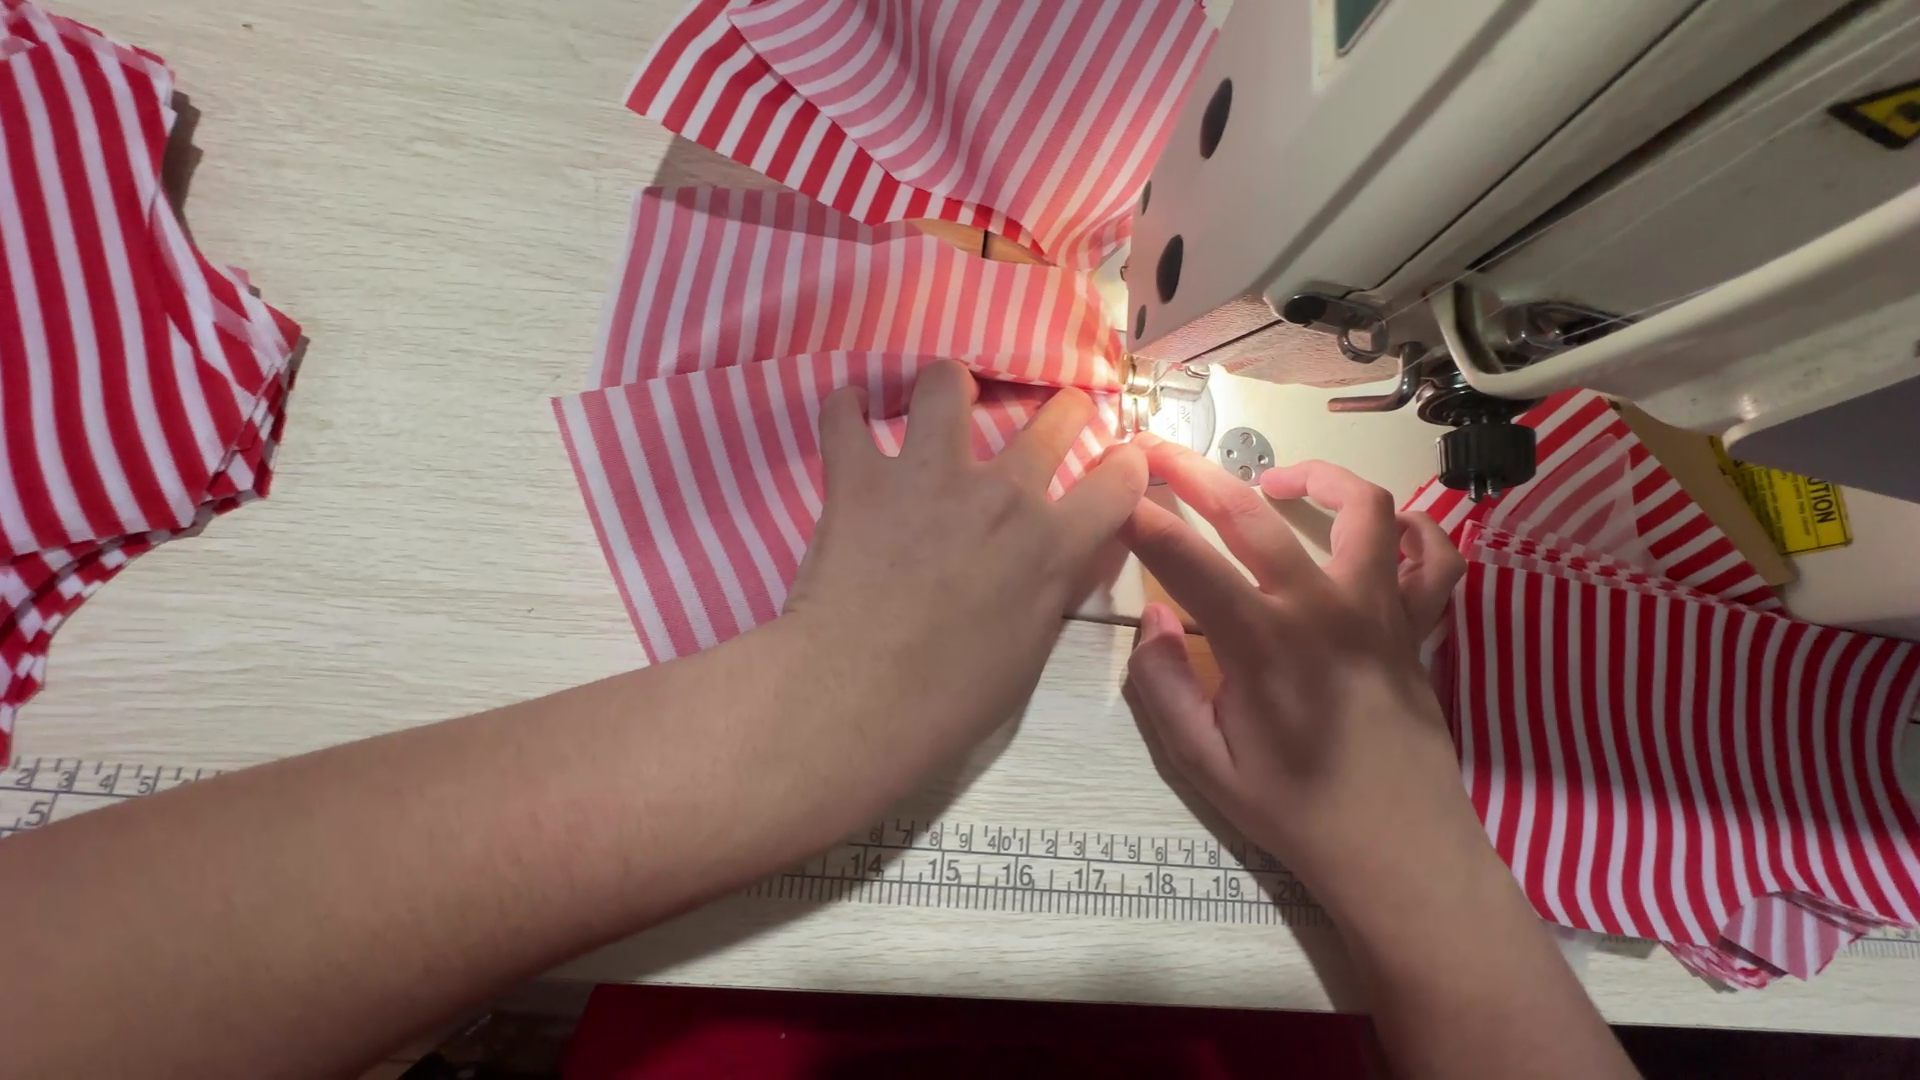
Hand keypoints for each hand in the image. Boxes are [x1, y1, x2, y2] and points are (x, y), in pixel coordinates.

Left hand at [781, 360, 1146, 767]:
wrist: (860, 702)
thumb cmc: (951, 697)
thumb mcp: (1030, 648)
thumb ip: (1052, 588)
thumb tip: (1064, 557)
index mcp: (1051, 544)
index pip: (1119, 481)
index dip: (1127, 464)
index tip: (1120, 458)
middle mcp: (1001, 494)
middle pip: (1054, 418)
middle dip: (1064, 409)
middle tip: (1052, 414)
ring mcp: (928, 477)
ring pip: (948, 384)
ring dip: (950, 385)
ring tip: (940, 398)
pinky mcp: (860, 479)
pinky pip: (846, 418)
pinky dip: (847, 411)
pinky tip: (850, 415)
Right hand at [1120, 439, 1476, 920]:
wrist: (1399, 851)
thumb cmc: (1292, 808)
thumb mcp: (1201, 763)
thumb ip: (1163, 685)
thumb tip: (1153, 617)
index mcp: (1261, 644)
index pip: (1184, 559)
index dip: (1141, 517)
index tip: (1113, 489)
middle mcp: (1322, 609)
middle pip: (1251, 513)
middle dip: (1194, 472)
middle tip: (1159, 449)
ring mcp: (1380, 611)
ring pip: (1362, 508)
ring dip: (1313, 477)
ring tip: (1273, 482)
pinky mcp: (1418, 625)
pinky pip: (1434, 556)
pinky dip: (1410, 530)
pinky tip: (1377, 531)